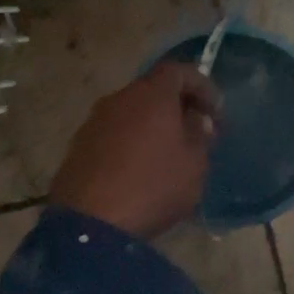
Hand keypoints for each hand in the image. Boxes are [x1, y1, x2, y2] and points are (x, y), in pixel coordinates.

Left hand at [48, 62, 221, 238]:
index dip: (202, 86)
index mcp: (151, 95)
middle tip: (195, 133)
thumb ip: (200, 134)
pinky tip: (139, 171)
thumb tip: (196, 119)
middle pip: (152, 90)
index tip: (216, 113)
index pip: (179, 70)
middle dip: (177, 106)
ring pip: (131, 113)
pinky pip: (113, 135)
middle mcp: (118, 99)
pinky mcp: (78, 148)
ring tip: (168, 155)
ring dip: (152, 126)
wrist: (90, 223)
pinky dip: (131, 144)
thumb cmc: (154, 185)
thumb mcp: (194, 163)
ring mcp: (93, 123)